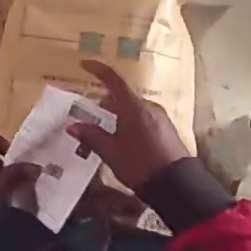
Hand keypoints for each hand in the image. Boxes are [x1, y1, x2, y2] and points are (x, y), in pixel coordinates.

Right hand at [68, 59, 190, 190]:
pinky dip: (128, 120)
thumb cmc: (140, 165)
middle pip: (122, 96)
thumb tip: (72, 125)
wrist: (177, 186)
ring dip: (117, 113)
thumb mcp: (111, 152)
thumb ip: (91, 136)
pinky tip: (121, 137)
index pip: (114, 81)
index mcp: (133, 108)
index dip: (98, 70)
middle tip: (88, 111)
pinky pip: (143, 117)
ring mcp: (160, 117)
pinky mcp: (166, 129)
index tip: (84, 64)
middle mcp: (149, 107)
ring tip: (103, 128)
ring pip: (132, 107)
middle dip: (105, 101)